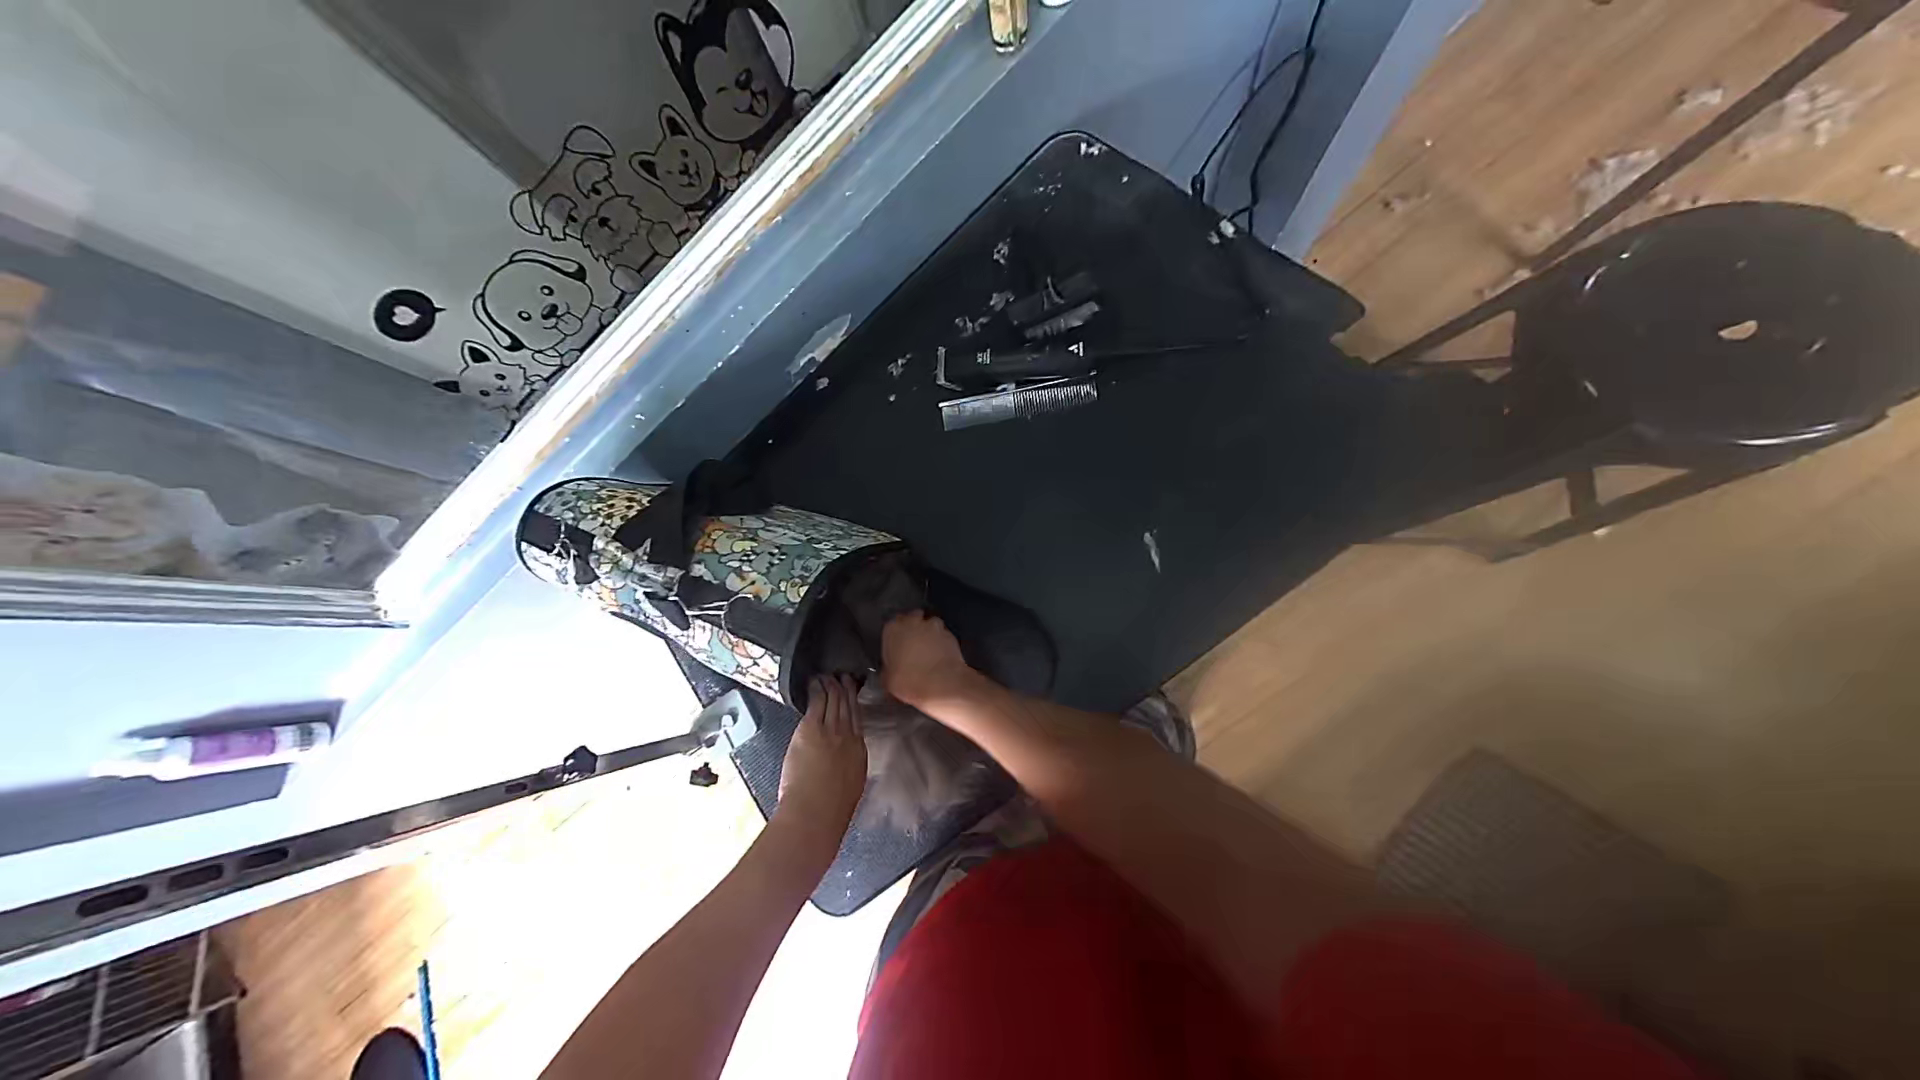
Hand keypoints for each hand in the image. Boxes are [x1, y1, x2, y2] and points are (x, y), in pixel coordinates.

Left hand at [776, 675, 866, 835]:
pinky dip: (817, 690)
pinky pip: (817, 702)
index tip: (854, 695)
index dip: (856, 705)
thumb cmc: (830, 810)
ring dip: (832, 686)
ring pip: (835, 701)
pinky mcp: (811, 728)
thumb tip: (844, 768)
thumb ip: (848, 770)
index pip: (858, 721)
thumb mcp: (849, 787)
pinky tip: (815, 682)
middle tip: (846, 677)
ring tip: (830, 676)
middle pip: (849, 707)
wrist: (816, 811)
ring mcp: (830, 731)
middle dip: (847, 690)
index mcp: (858, 753)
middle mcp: (848, 737)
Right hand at [881, 611, 975, 707]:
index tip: (897, 646)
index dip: (896, 634)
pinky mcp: (950, 634)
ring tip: (930, 648)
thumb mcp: (887, 678)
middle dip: (914, 626)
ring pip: (931, 624)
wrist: (940, 682)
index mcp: (893, 629)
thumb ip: (888, 668)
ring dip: (930, 632)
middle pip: (913, 617)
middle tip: (914, 643)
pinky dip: (942, 641)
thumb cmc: (908, 680)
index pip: (892, 624)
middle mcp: (913, 621)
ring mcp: (934, 626)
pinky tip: (942, 654)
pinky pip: (943, 635)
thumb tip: (892, 668)